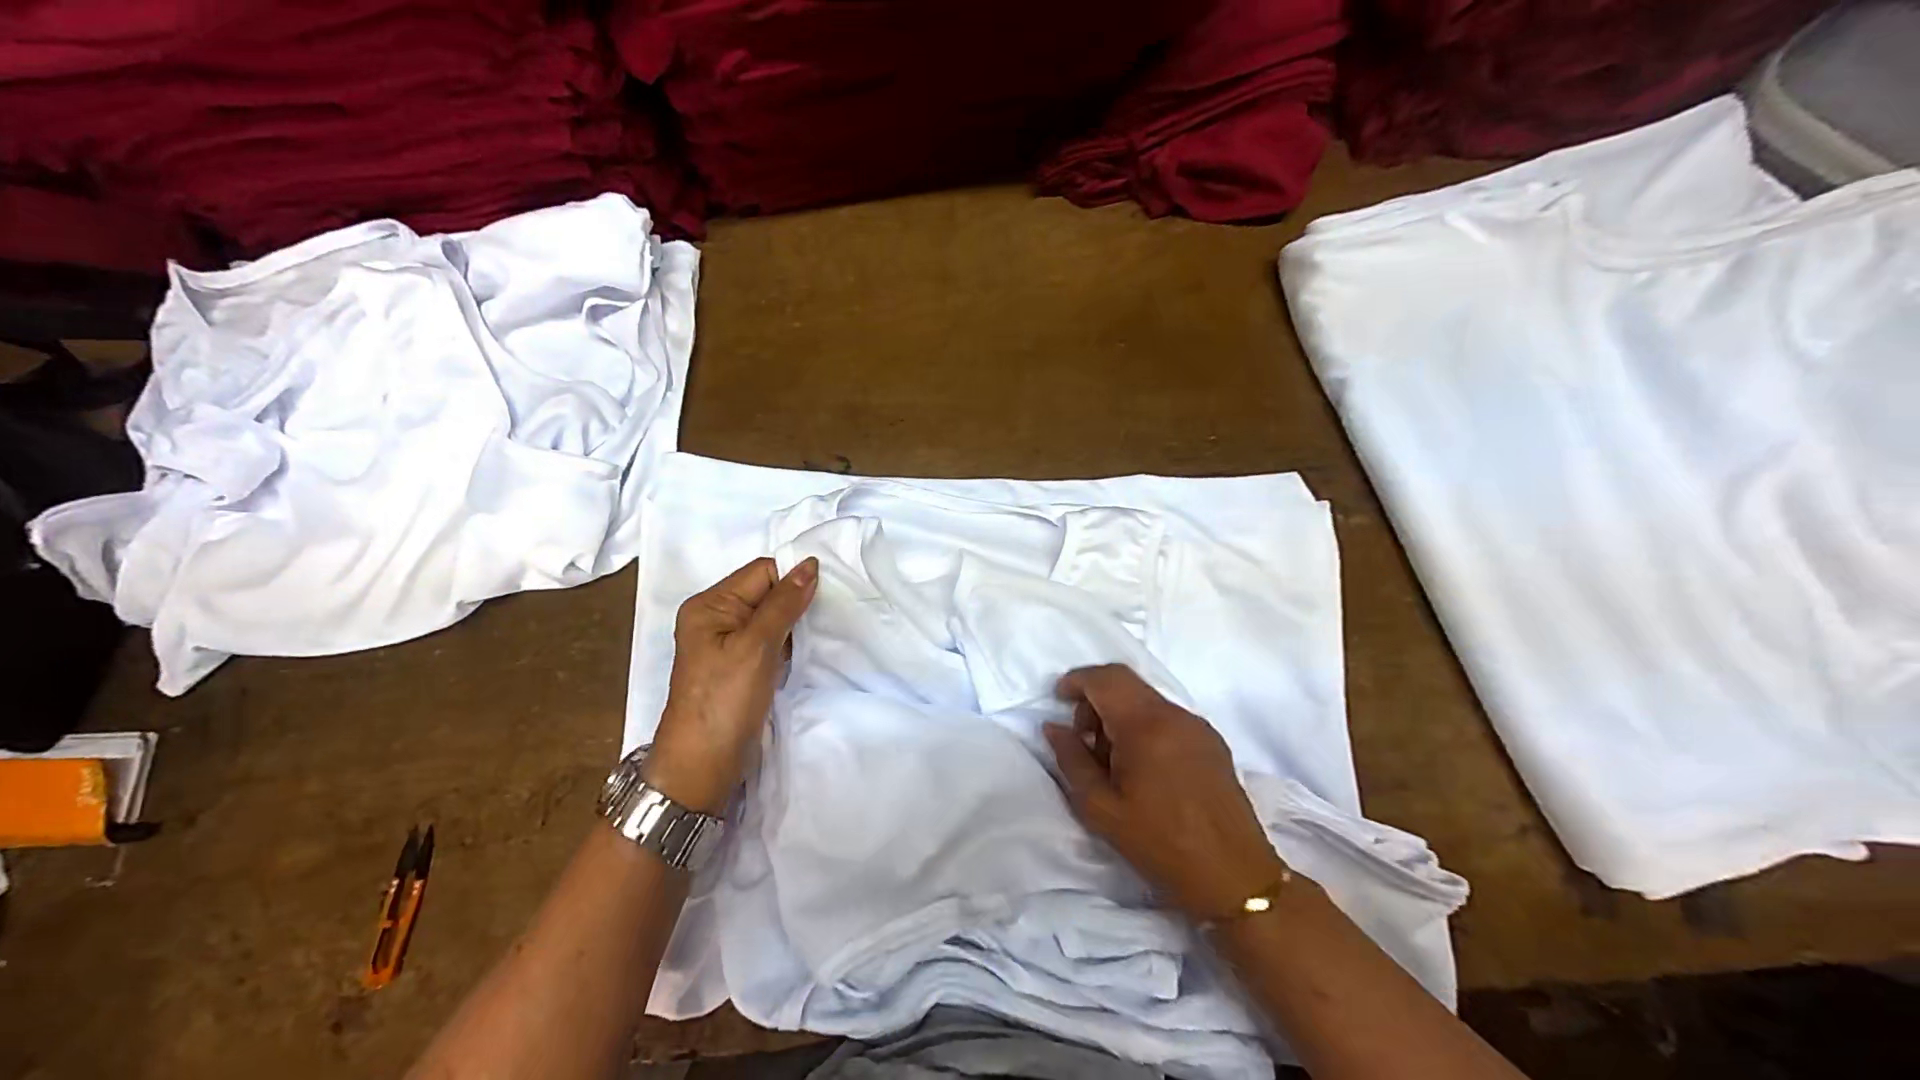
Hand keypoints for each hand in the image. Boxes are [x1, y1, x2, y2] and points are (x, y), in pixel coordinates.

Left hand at [646, 557, 818, 814]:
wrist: (703, 766)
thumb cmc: (724, 702)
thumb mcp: (756, 646)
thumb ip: (783, 604)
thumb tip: (810, 564)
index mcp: (709, 605)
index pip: (761, 572)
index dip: (793, 579)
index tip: (826, 596)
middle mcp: (716, 618)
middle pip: (767, 592)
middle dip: (797, 601)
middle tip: (829, 615)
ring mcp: (728, 644)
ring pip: (772, 617)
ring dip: (796, 624)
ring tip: (820, 634)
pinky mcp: (742, 667)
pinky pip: (772, 641)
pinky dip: (790, 643)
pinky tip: (806, 652)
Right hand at [1045, 664, 1288, 922]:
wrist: (1233, 878)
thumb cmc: (1159, 845)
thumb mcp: (1100, 809)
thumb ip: (1072, 760)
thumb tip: (1054, 727)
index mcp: (1145, 727)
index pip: (1105, 678)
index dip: (1076, 680)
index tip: (1058, 699)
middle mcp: (1175, 715)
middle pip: (1126, 683)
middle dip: (1096, 698)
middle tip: (1082, 738)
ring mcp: (1198, 726)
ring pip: (1147, 699)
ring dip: (1120, 714)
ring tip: (1111, 759)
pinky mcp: (1213, 742)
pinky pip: (1168, 717)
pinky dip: (1144, 725)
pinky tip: (1142, 767)